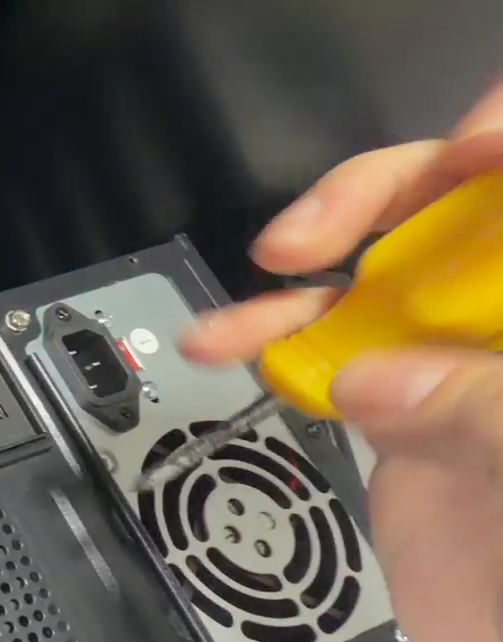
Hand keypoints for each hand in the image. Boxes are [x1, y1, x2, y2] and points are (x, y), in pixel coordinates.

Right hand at [178, 80, 502, 641]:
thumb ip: (485, 418)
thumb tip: (386, 379)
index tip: (466, 154)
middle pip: (473, 207)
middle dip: (396, 196)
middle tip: (322, 231)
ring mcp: (474, 353)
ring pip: (388, 265)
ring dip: (307, 269)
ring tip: (253, 292)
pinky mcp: (404, 395)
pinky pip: (332, 340)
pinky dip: (272, 336)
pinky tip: (233, 342)